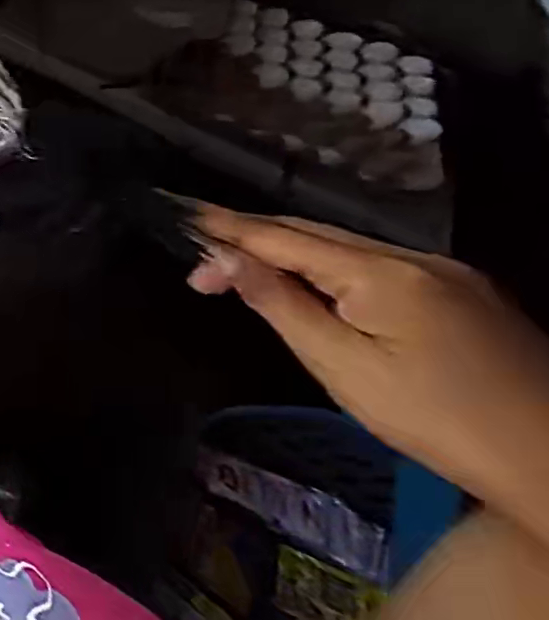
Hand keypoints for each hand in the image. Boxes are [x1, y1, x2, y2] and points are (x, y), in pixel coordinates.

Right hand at [190, 205, 548, 545]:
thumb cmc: (438, 420)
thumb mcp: (339, 363)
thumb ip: (276, 301)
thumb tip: (219, 256)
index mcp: (384, 274)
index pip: (279, 237)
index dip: (220, 227)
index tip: (170, 214)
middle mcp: (417, 260)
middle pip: (309, 232)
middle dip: (245, 236)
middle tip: (193, 254)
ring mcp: (447, 276)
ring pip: (340, 245)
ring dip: (282, 249)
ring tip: (234, 264)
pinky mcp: (465, 295)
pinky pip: (371, 263)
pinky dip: (322, 264)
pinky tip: (301, 279)